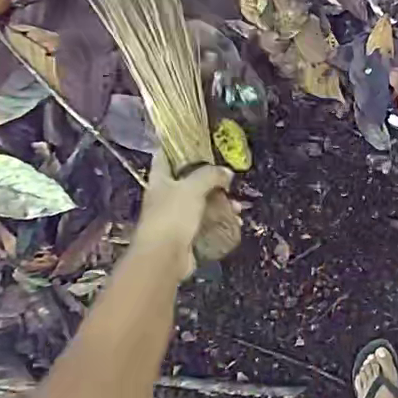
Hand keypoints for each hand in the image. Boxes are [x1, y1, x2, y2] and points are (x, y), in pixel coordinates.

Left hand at [129, 152, 231, 275]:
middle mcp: (165, 196)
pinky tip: (235, 220)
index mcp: (160, 180)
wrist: (164, 257)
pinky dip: (220, 220)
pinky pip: (206, 221)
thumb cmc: (173, 215)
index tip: (199, 140)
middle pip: (188, 180)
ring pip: (201, 202)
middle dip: (211, 178)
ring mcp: (175, 216)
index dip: (178, 146)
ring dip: (220, 202)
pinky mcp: (186, 234)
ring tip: (237, 205)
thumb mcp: (193, 187)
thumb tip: (227, 172)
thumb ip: (211, 175)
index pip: (165, 155)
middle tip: (229, 177)